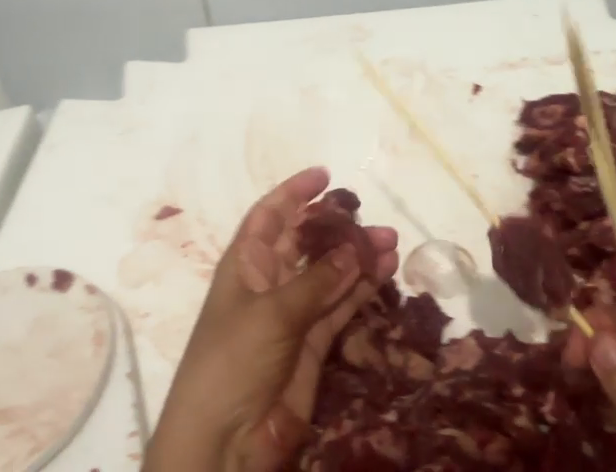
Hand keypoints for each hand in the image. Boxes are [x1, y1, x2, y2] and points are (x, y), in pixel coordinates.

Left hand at [145, 168, 397, 471]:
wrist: (225, 440)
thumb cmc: (232, 361)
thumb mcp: (271, 314)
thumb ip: (316, 281)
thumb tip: (352, 248)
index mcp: (245, 265)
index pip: (269, 217)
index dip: (293, 194)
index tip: (324, 175)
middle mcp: (268, 283)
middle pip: (304, 242)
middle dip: (335, 227)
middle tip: (371, 216)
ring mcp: (291, 313)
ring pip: (328, 273)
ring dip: (356, 257)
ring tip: (390, 243)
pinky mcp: (312, 343)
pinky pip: (339, 305)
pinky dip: (361, 288)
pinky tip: (385, 271)